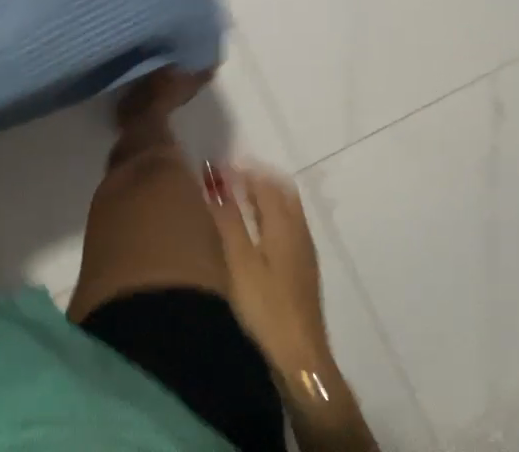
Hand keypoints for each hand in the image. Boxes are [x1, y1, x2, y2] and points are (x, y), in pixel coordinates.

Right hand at [206, 166, 378, 451]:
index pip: (266, 181)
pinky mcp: (303, 268)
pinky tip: (252, 229)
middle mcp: (299, 230)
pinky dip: (269, 214)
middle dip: (255, 177)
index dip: (242, 168)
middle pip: (281, 190)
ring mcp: (304, 250)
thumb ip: (227, 217)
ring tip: (234, 197)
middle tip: (226, 176)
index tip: (216, 164)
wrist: (299, 354)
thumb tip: (214, 179)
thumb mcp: (238, 259)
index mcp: (284, 224)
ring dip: (263, 195)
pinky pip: (287, 224)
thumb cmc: (264, 304)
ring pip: (286, 208)